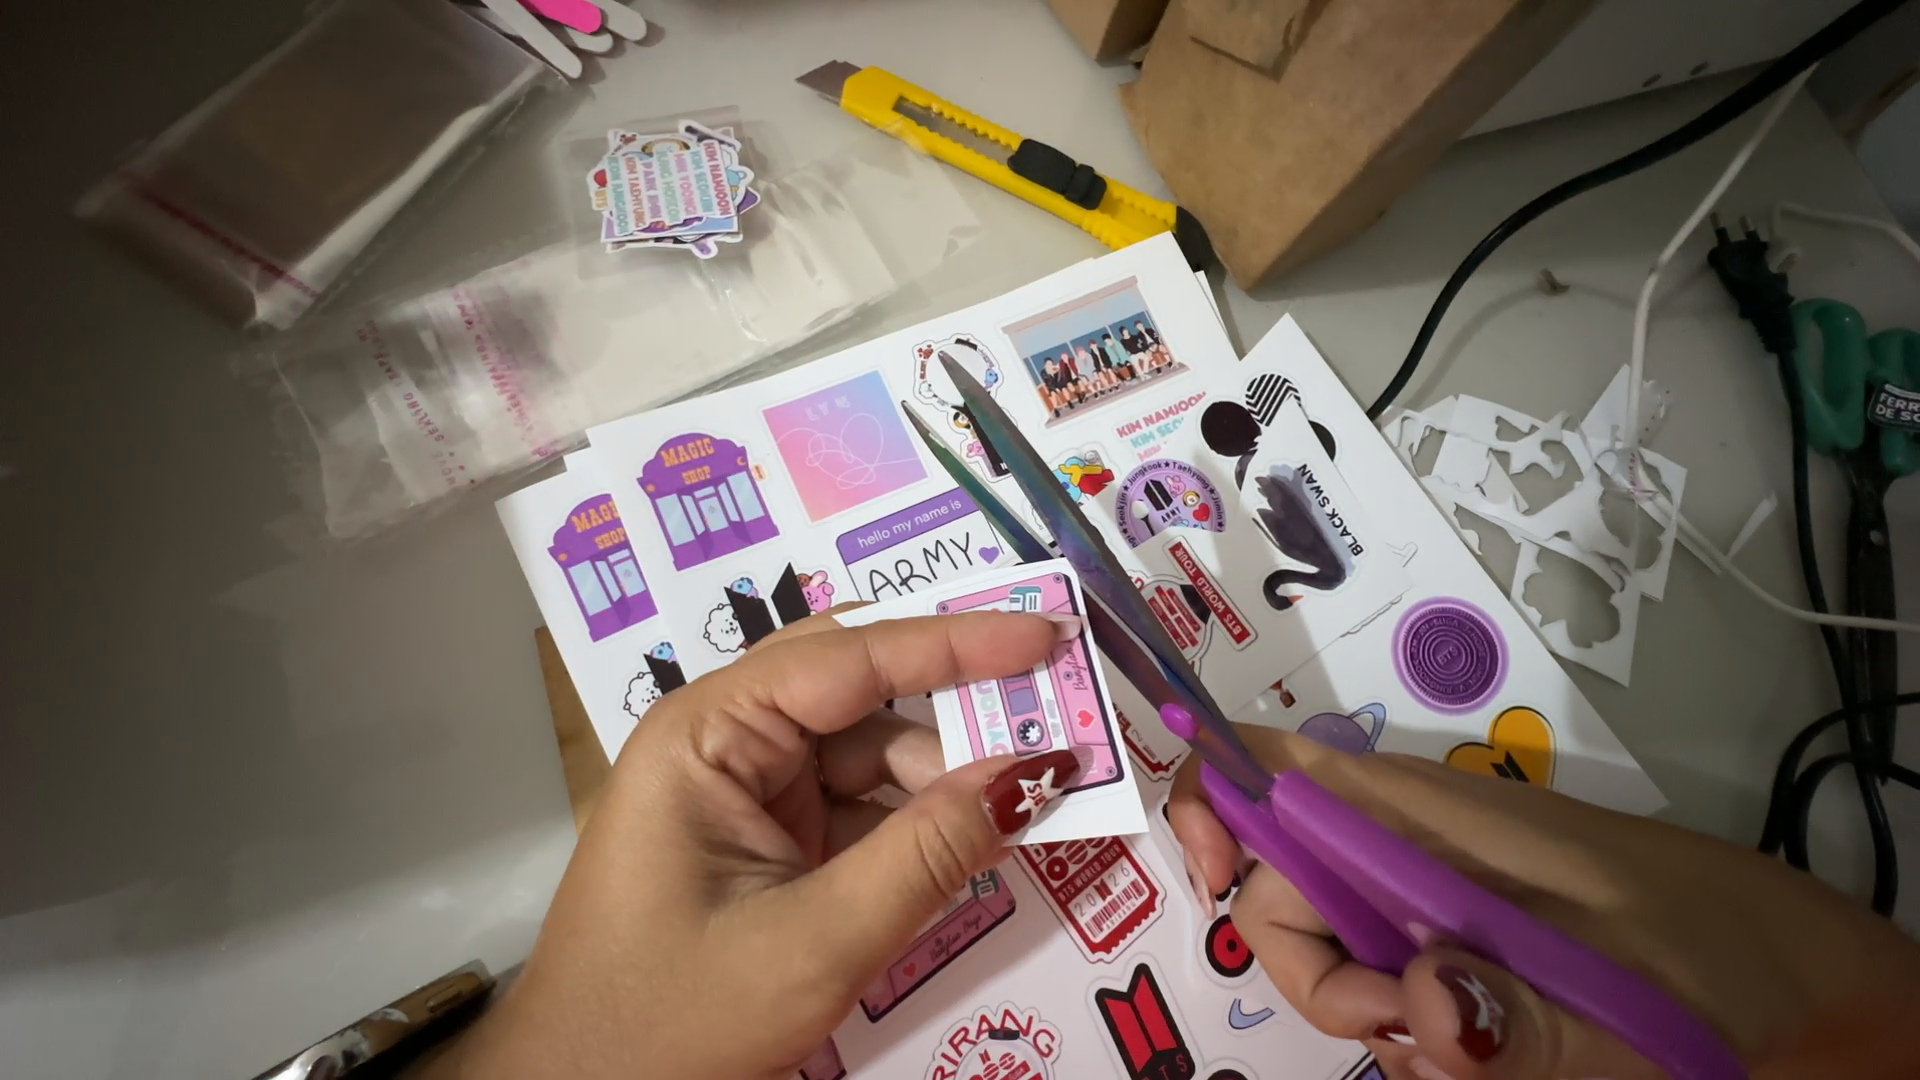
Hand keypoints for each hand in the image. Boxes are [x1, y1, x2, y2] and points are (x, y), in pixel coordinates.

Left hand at [431, 610, 1082, 1079]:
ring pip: (872, 742)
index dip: (957, 641)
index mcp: (712, 729)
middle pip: (863, 683)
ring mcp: (751, 779)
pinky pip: (863, 794)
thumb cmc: (670, 1030)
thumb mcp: (815, 943)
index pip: (853, 657)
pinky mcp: (772, 824)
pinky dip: (921, 811)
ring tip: (1026, 789)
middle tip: (1046, 704)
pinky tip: (971, 831)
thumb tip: (1037, 774)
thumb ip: (932, 852)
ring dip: (946, 766)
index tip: (1044, 633)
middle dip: (955, 696)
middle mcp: (730, 733)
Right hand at [1168, 725, 1919, 1079]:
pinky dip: (1394, 1021)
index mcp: (1395, 804)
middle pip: (1272, 886)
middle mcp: (1374, 831)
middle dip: (1316, 976)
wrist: (1767, 960)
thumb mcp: (1639, 999)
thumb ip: (1533, 1020)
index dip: (1203, 803)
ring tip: (1475, 1052)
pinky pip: (1362, 971)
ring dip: (1364, 1010)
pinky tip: (1471, 1046)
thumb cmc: (1702, 943)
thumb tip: (1416, 1010)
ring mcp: (1395, 882)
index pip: (1256, 763)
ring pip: (1314, 942)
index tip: (1215, 885)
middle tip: (1415, 1036)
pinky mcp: (1418, 924)